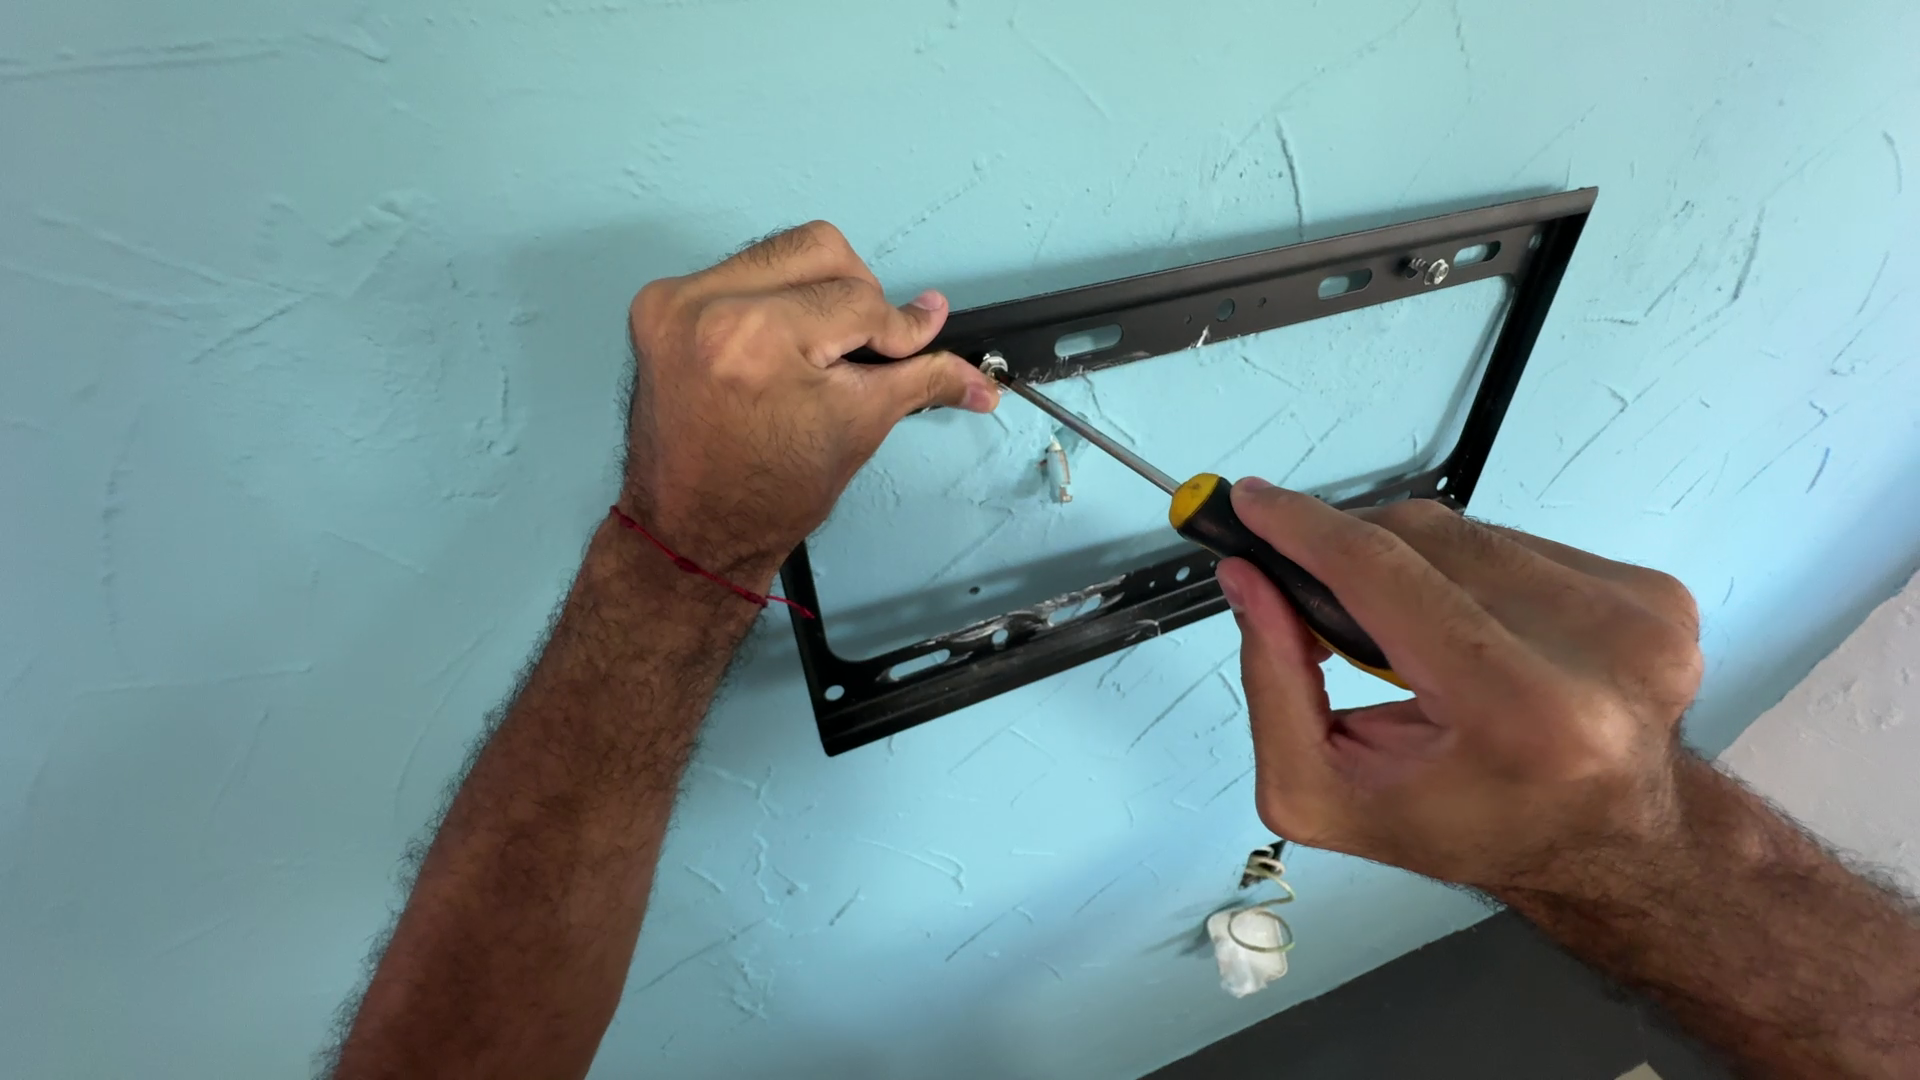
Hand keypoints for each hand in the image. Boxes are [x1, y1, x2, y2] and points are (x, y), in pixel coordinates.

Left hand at [623, 221, 998, 581]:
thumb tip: (974, 372)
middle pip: (819, 249)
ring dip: (818, 292)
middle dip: (860, 295)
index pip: (857, 301)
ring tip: (823, 349)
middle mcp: (704, 304)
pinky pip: (741, 272)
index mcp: (754, 336)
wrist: (697, 529)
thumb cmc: (772, 495)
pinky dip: (777, 301)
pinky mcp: (659, 306)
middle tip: (868, 345)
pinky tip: (784, 348)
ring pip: (780, 253)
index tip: (925, 333)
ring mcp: (674, 301)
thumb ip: (919, 380)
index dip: (902, 326)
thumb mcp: (860, 429)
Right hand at [1216, 479, 1703, 892]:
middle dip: (1341, 544)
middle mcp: (1600, 649)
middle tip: (1298, 576)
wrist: (1614, 849)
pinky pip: (1510, 541)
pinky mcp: (1663, 592)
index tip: (1247, 500)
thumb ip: (1269, 683)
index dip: (1304, 528)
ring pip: (1462, 532)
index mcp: (1519, 714)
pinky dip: (1454, 565)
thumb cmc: (1456, 826)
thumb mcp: (1319, 790)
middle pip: (1421, 541)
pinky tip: (1451, 616)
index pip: (1385, 575)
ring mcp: (1641, 613)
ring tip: (1379, 612)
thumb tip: (1244, 576)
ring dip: (1396, 554)